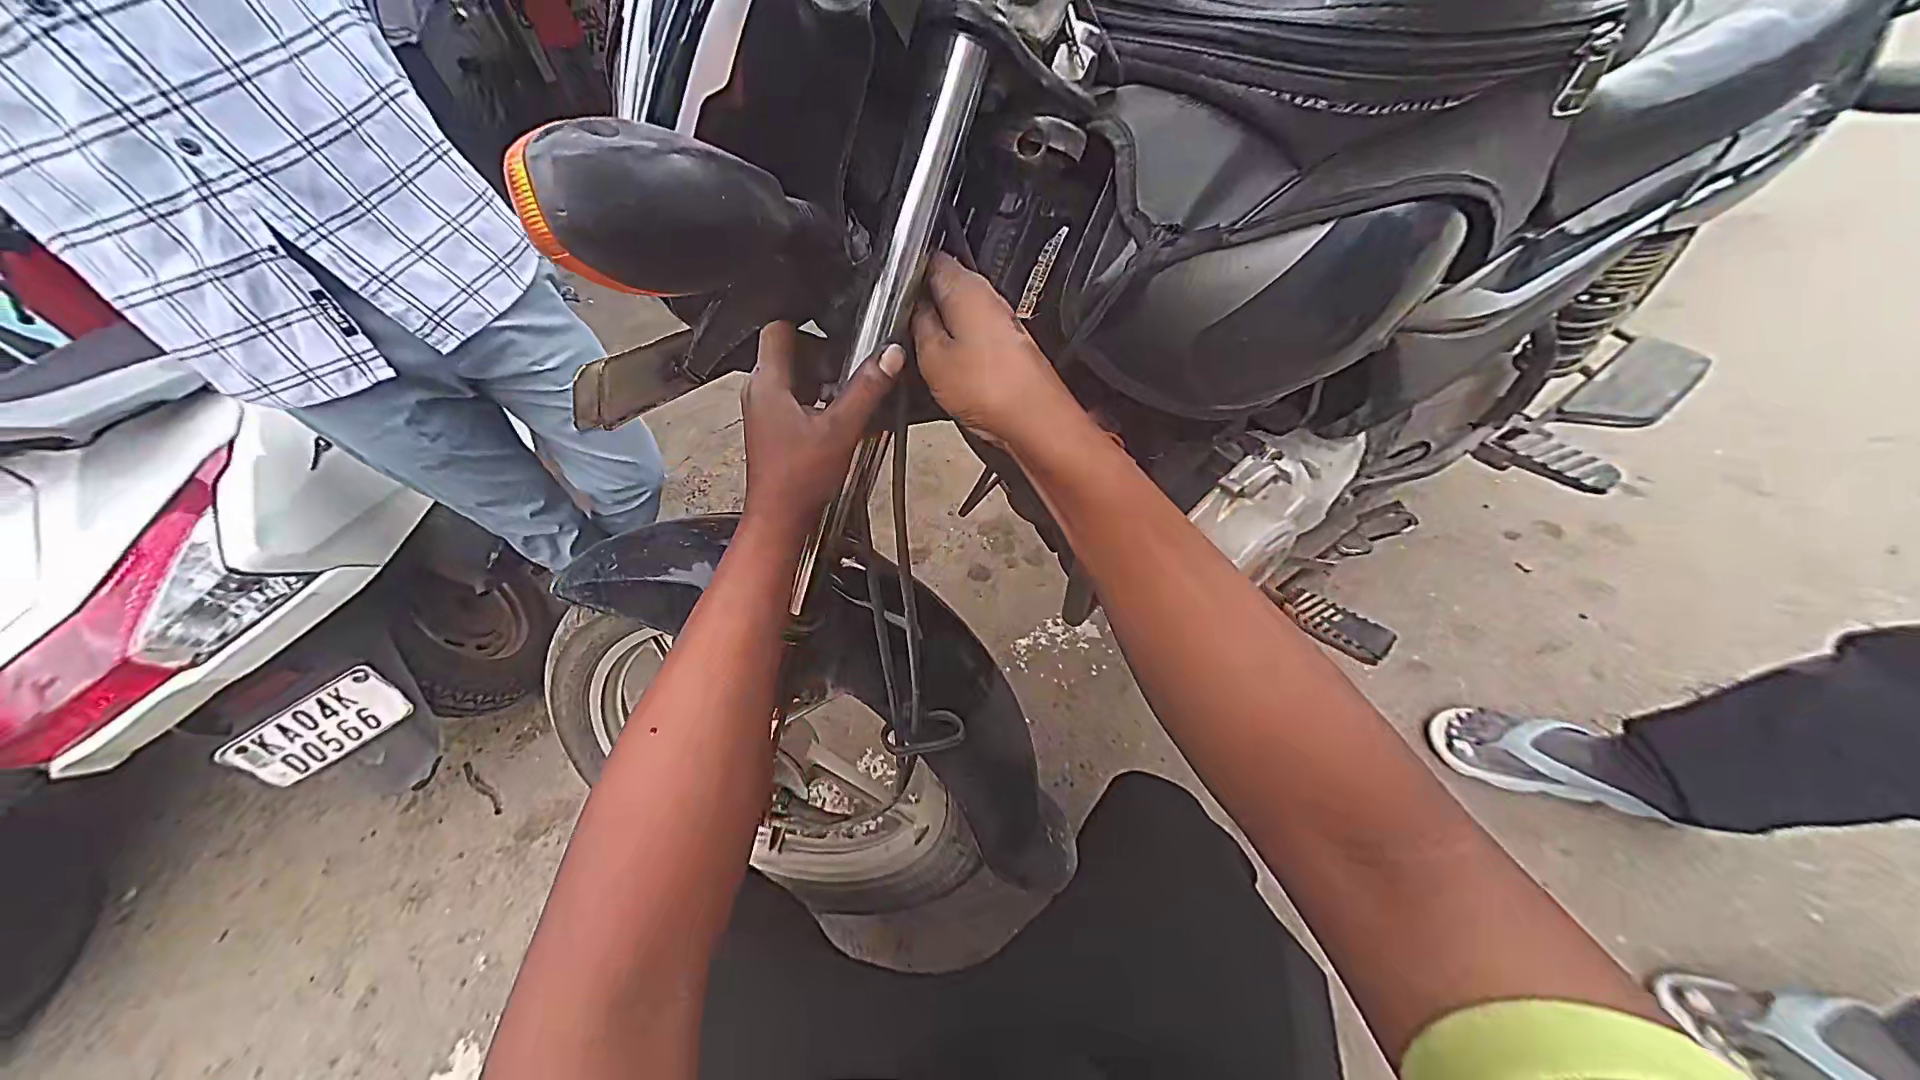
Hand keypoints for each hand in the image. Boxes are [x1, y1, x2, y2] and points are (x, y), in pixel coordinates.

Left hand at [741, 321, 901, 531]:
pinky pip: (798, 401)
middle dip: (826, 357)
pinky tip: (843, 418)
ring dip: (826, 381)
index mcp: (768, 382)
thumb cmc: (798, 479)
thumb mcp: (841, 428)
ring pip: (797, 378)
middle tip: (853, 370)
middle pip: (792, 352)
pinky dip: (821, 401)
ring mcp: (766, 411)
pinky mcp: (776, 429)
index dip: (809, 322)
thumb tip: (889, 355)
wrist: (782, 518)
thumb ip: (867, 389)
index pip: (779, 328)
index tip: (839, 330)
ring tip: (850, 396)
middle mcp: (761, 392)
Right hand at [911, 251, 1083, 449]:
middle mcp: (989, 298)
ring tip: (927, 359)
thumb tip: (912, 311)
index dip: (908, 274)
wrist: (1035, 422)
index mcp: (967, 287)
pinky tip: (952, 374)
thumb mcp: (932, 357)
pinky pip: (975, 341)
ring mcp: (1002, 323)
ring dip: (942, 332)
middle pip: (947, 289)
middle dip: (924, 307)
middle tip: (906, 333)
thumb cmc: (993, 390)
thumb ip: (918, 325)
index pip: (931, 259)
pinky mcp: (1009, 348)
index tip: (895, 295)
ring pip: (960, 317)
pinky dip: (961, 352)